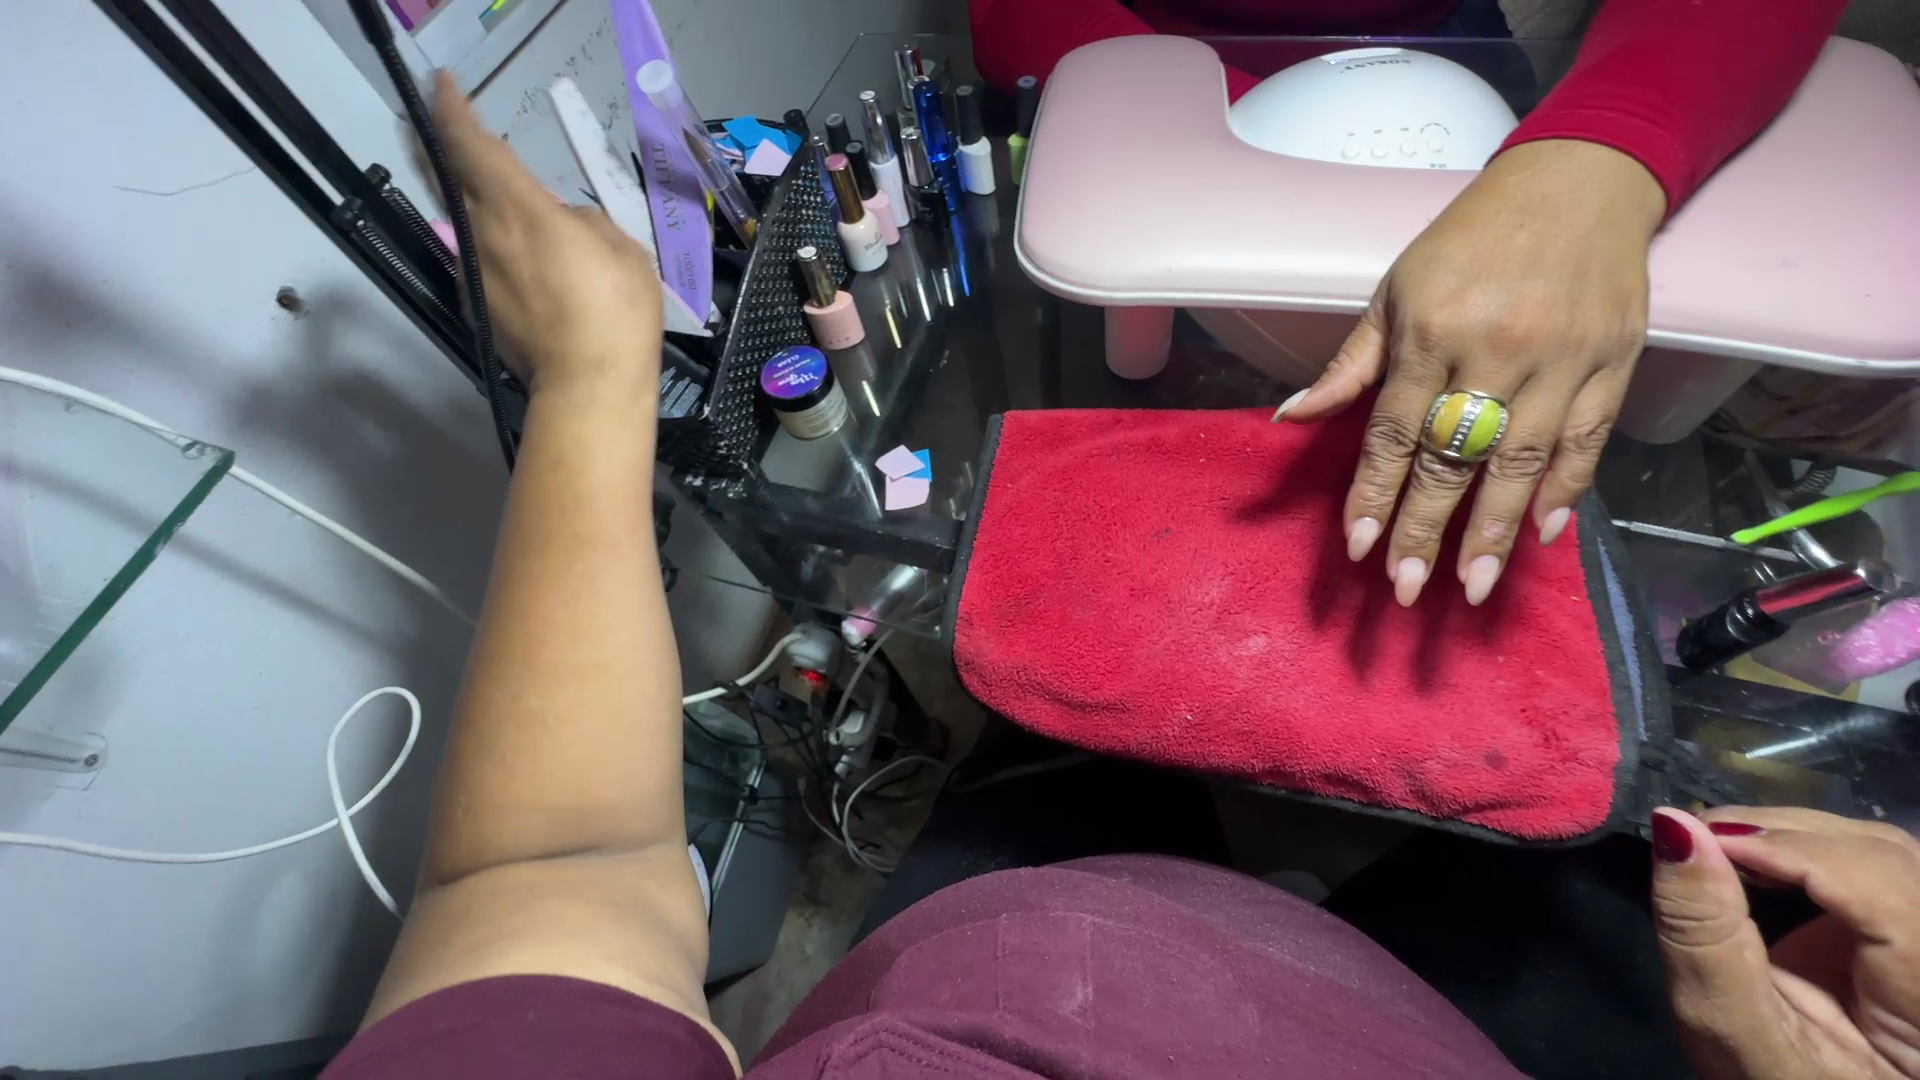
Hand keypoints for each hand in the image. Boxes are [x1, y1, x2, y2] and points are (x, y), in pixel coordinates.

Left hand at [431, 72, 662, 397]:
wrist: (590, 386)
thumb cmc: (618, 314)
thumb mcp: (625, 251)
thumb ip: (586, 221)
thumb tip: (563, 219)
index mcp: (520, 209)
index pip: (469, 142)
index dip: (452, 108)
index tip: (445, 86)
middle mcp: (482, 232)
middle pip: (446, 174)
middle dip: (443, 144)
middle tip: (450, 129)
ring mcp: (472, 272)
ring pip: (462, 220)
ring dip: (475, 205)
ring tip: (505, 213)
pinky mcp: (476, 306)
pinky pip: (476, 262)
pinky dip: (492, 252)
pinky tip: (522, 270)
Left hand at [1278, 139, 1665, 606]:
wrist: (1580, 180)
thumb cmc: (1465, 241)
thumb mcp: (1391, 293)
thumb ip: (1348, 365)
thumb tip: (1289, 416)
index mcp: (1430, 336)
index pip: (1393, 435)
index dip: (1373, 494)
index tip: (1359, 547)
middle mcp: (1496, 354)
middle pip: (1452, 459)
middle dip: (1426, 529)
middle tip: (1406, 588)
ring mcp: (1562, 361)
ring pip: (1522, 462)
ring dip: (1495, 530)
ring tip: (1474, 586)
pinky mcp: (1616, 362)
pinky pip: (1589, 439)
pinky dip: (1569, 489)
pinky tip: (1544, 534)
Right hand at [1649, 806, 1919, 1078]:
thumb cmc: (1768, 1078)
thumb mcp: (1728, 1025)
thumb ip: (1704, 933)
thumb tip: (1673, 825)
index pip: (1892, 897)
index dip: (1794, 852)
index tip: (1698, 835)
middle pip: (1892, 861)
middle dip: (1784, 833)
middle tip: (1695, 834)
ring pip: (1883, 851)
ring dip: (1789, 834)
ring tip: (1716, 844)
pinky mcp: (1909, 933)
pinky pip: (1871, 865)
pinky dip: (1800, 848)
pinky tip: (1752, 859)